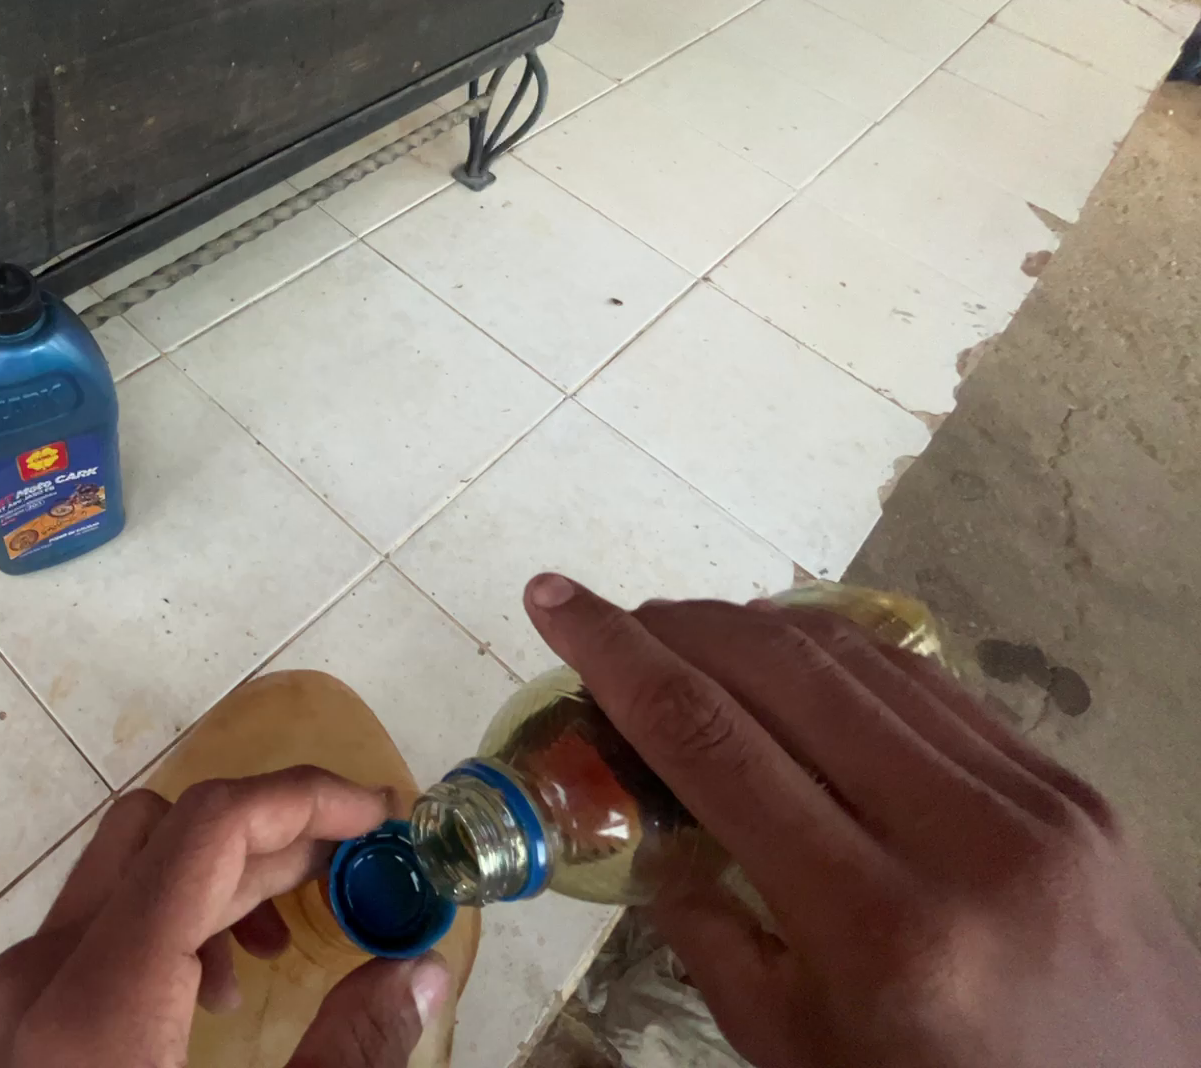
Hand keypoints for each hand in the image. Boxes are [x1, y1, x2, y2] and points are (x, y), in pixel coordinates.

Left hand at [0, 766, 450, 1067]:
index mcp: (95, 1002)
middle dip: (276, 832)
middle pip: (169, 829)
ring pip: (135, 860)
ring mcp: (20, 986)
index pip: (205, 829)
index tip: (378, 812)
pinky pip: (110, 915)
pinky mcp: (22, 1010)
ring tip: (298, 928)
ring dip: (229, 872)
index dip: (302, 798)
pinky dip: (181, 914)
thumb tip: (419, 969)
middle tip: (358, 863)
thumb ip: (349, 1057)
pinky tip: (224, 987)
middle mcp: (40, 968)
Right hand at [523, 574, 1200, 1067]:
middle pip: (774, 669)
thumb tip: (650, 812)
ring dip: (739, 625)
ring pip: (846, 654)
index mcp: (871, 921)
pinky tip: (777, 657)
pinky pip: (915, 678)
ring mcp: (1035, 802)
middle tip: (612, 622)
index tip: (550, 598)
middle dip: (669, 624)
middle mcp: (962, 839)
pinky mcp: (1071, 787)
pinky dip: (821, 648)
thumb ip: (697, 914)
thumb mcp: (780, 1035)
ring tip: (681, 634)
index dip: (610, 652)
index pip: (703, 735)